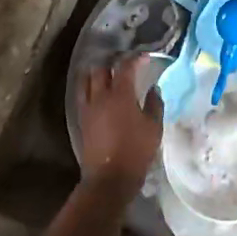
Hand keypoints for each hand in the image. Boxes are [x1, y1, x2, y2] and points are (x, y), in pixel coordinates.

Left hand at [79, 55, 162, 195]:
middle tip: (125, 66)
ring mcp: (88, 108)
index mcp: (120, 95)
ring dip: (97, 74)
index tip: (145, 57)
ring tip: (108, 76)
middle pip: (101, 69)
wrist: (109, 178)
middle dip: (113, 63)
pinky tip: (99, 94)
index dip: (135, 59)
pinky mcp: (82, 119)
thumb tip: (154, 88)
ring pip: (87, 81)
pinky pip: (83, 95)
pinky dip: (90, 88)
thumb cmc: (136, 151)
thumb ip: (154, 104)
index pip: (125, 67)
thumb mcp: (153, 128)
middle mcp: (100, 96)